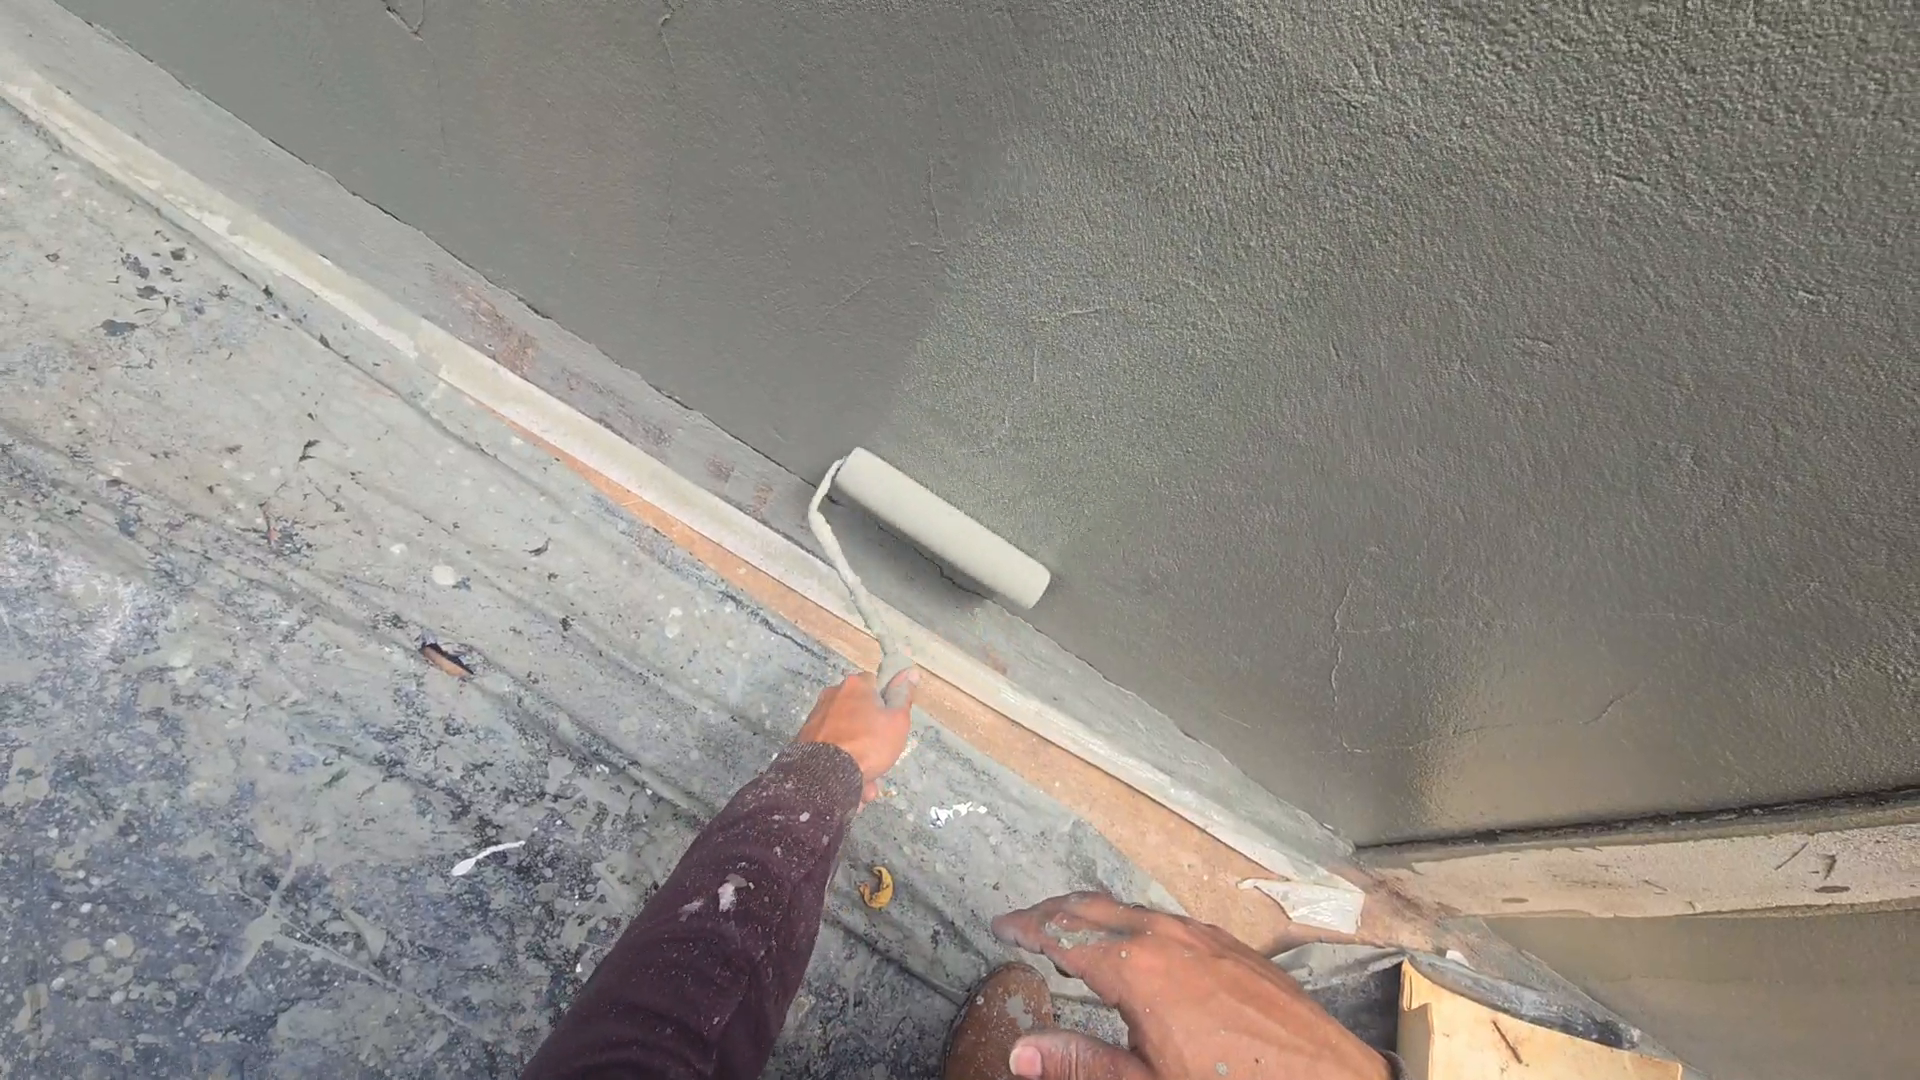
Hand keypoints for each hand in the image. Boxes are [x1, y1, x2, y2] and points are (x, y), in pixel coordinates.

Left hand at [793, 669, 917, 803]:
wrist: (825, 776)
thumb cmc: (868, 743)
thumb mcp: (897, 721)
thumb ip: (903, 696)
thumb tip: (911, 672)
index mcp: (855, 685)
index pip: (875, 683)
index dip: (885, 702)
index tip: (890, 720)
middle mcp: (831, 694)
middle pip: (858, 709)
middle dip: (869, 730)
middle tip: (879, 751)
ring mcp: (815, 716)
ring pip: (845, 731)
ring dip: (856, 749)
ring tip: (866, 775)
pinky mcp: (804, 738)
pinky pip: (831, 746)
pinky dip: (840, 758)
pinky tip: (849, 778)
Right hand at [991, 892, 1389, 1079]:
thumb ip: (1082, 1062)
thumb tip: (1018, 1052)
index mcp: (1134, 967)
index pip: (1062, 933)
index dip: (1025, 926)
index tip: (998, 925)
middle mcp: (1159, 933)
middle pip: (1088, 906)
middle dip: (1050, 909)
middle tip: (1022, 922)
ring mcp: (1194, 930)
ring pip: (1124, 906)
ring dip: (1087, 911)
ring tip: (1065, 927)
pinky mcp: (1221, 937)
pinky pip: (1158, 914)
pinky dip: (1125, 918)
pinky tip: (1129, 940)